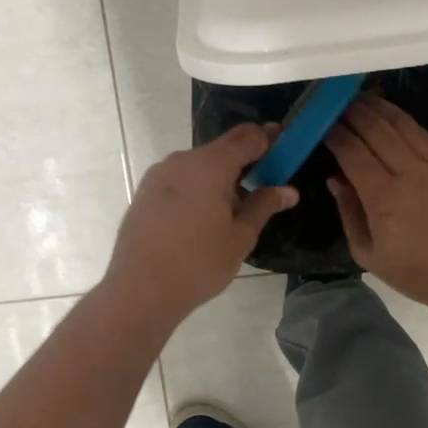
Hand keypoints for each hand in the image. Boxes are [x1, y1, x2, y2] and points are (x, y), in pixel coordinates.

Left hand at [102, 123, 298, 322]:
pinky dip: (197, 187)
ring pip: (199, 165)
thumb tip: (288, 190)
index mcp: (209, 165)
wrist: (139, 290)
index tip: (285, 150)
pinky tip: (202, 217)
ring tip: (233, 209)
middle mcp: (182, 160)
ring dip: (219, 176)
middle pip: (221, 149)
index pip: (247, 137)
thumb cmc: (197, 264)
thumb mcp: (240, 237)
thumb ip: (263, 206)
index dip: (269, 140)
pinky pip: (180, 180)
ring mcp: (158, 174)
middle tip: (264, 185)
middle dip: (245, 161)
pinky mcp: (145, 192)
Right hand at [324, 95, 427, 313]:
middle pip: (375, 130)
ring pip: (401, 125)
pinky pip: (423, 134)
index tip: (320, 125)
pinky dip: (404, 120)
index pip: (352, 152)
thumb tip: (335, 178)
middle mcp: (408, 173)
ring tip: (360, 98)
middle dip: (352, 113)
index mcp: (382, 197)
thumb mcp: (368, 254)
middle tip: (335, 104)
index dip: (334, 134)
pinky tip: (391, 114)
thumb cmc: (415, 273)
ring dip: (378, 108)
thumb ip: (349, 212)